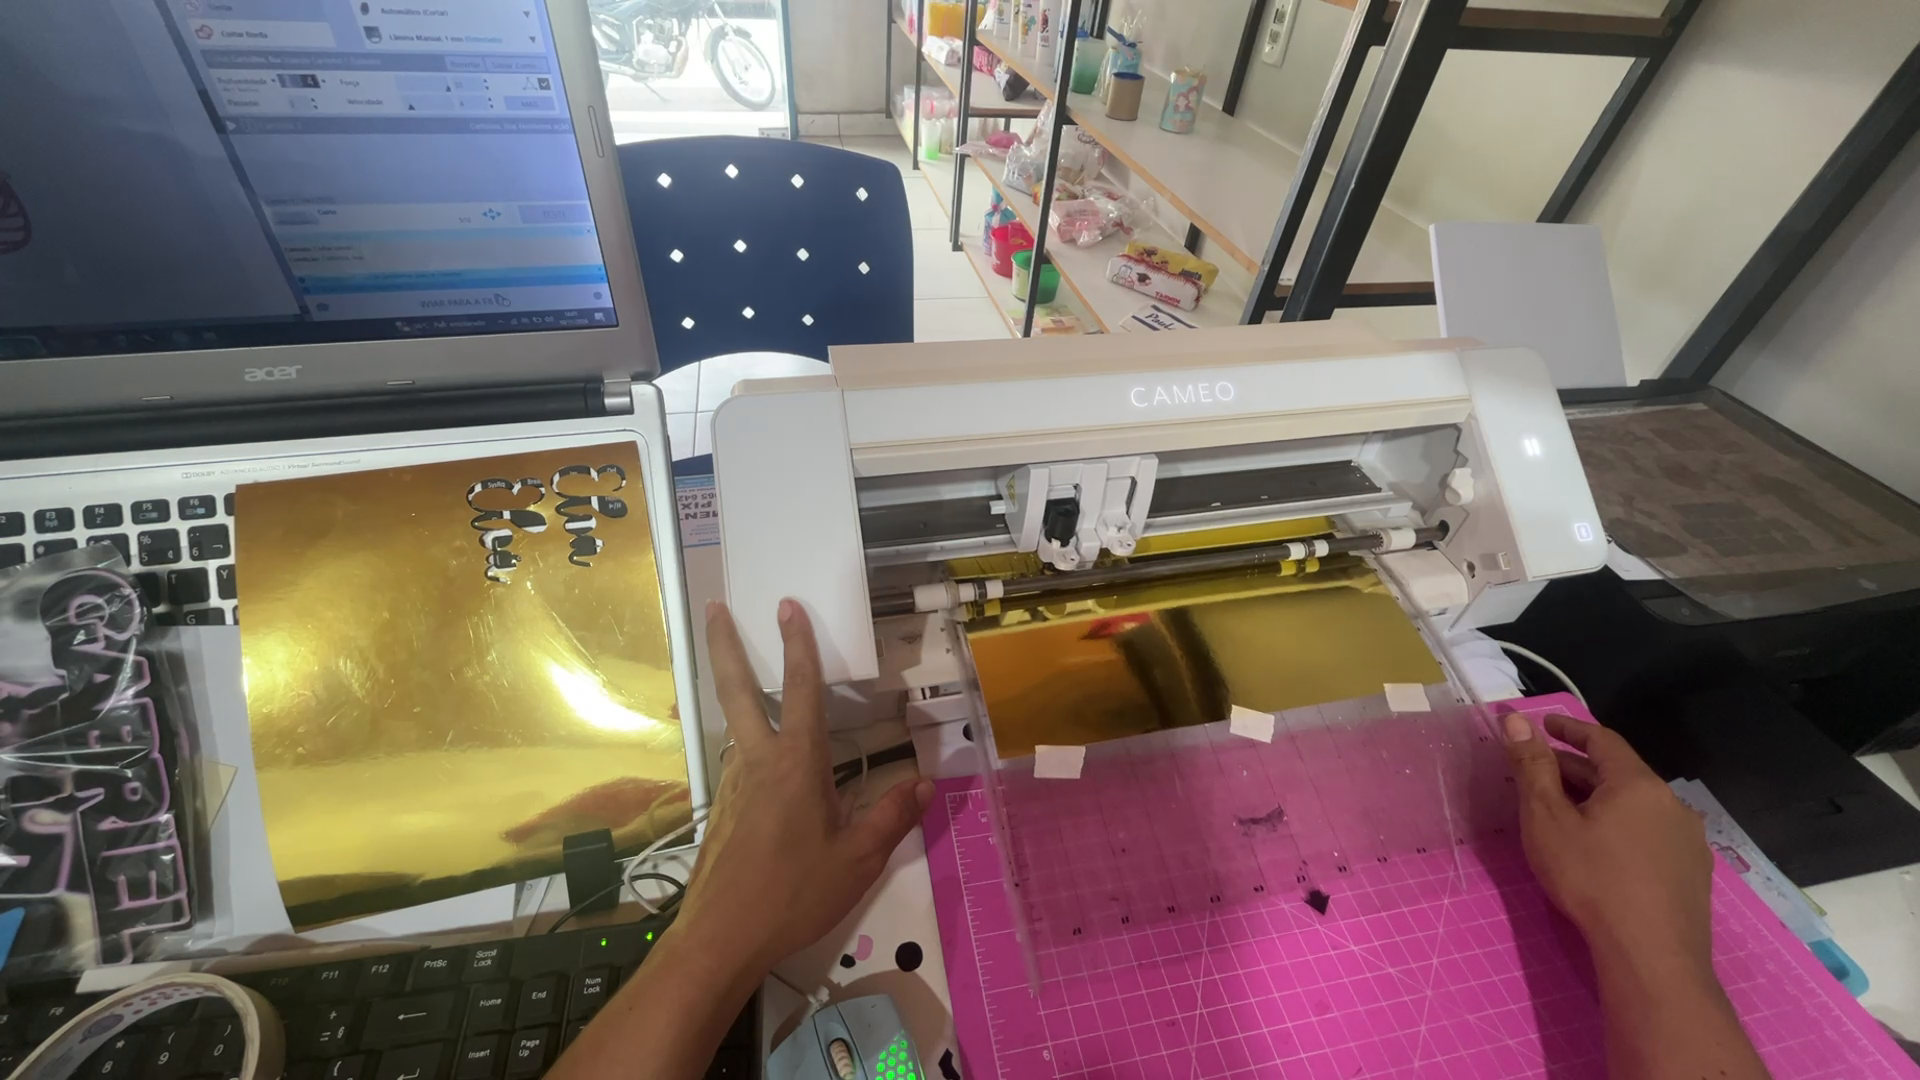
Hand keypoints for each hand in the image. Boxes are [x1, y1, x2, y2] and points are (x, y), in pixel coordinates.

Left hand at [675, 599, 931, 972]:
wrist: (720, 939)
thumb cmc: (793, 893)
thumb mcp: (858, 860)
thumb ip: (892, 816)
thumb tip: (924, 783)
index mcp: (795, 763)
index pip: (801, 690)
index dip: (798, 645)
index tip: (788, 606)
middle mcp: (759, 761)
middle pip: (737, 690)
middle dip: (725, 645)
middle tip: (713, 607)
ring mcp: (736, 783)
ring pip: (732, 721)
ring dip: (731, 683)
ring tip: (737, 661)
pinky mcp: (726, 807)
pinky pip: (738, 756)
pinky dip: (743, 732)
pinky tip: (759, 752)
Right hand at [1502, 712, 1713, 974]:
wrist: (1650, 955)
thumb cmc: (1589, 876)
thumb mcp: (1546, 817)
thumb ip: (1531, 765)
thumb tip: (1515, 719)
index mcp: (1638, 785)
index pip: (1603, 740)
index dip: (1569, 728)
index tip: (1541, 725)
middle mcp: (1672, 805)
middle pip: (1618, 772)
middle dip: (1575, 766)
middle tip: (1535, 771)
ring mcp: (1688, 840)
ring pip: (1634, 802)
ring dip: (1596, 796)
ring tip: (1560, 808)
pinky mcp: (1691, 871)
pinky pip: (1648, 829)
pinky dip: (1617, 821)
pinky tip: (1596, 843)